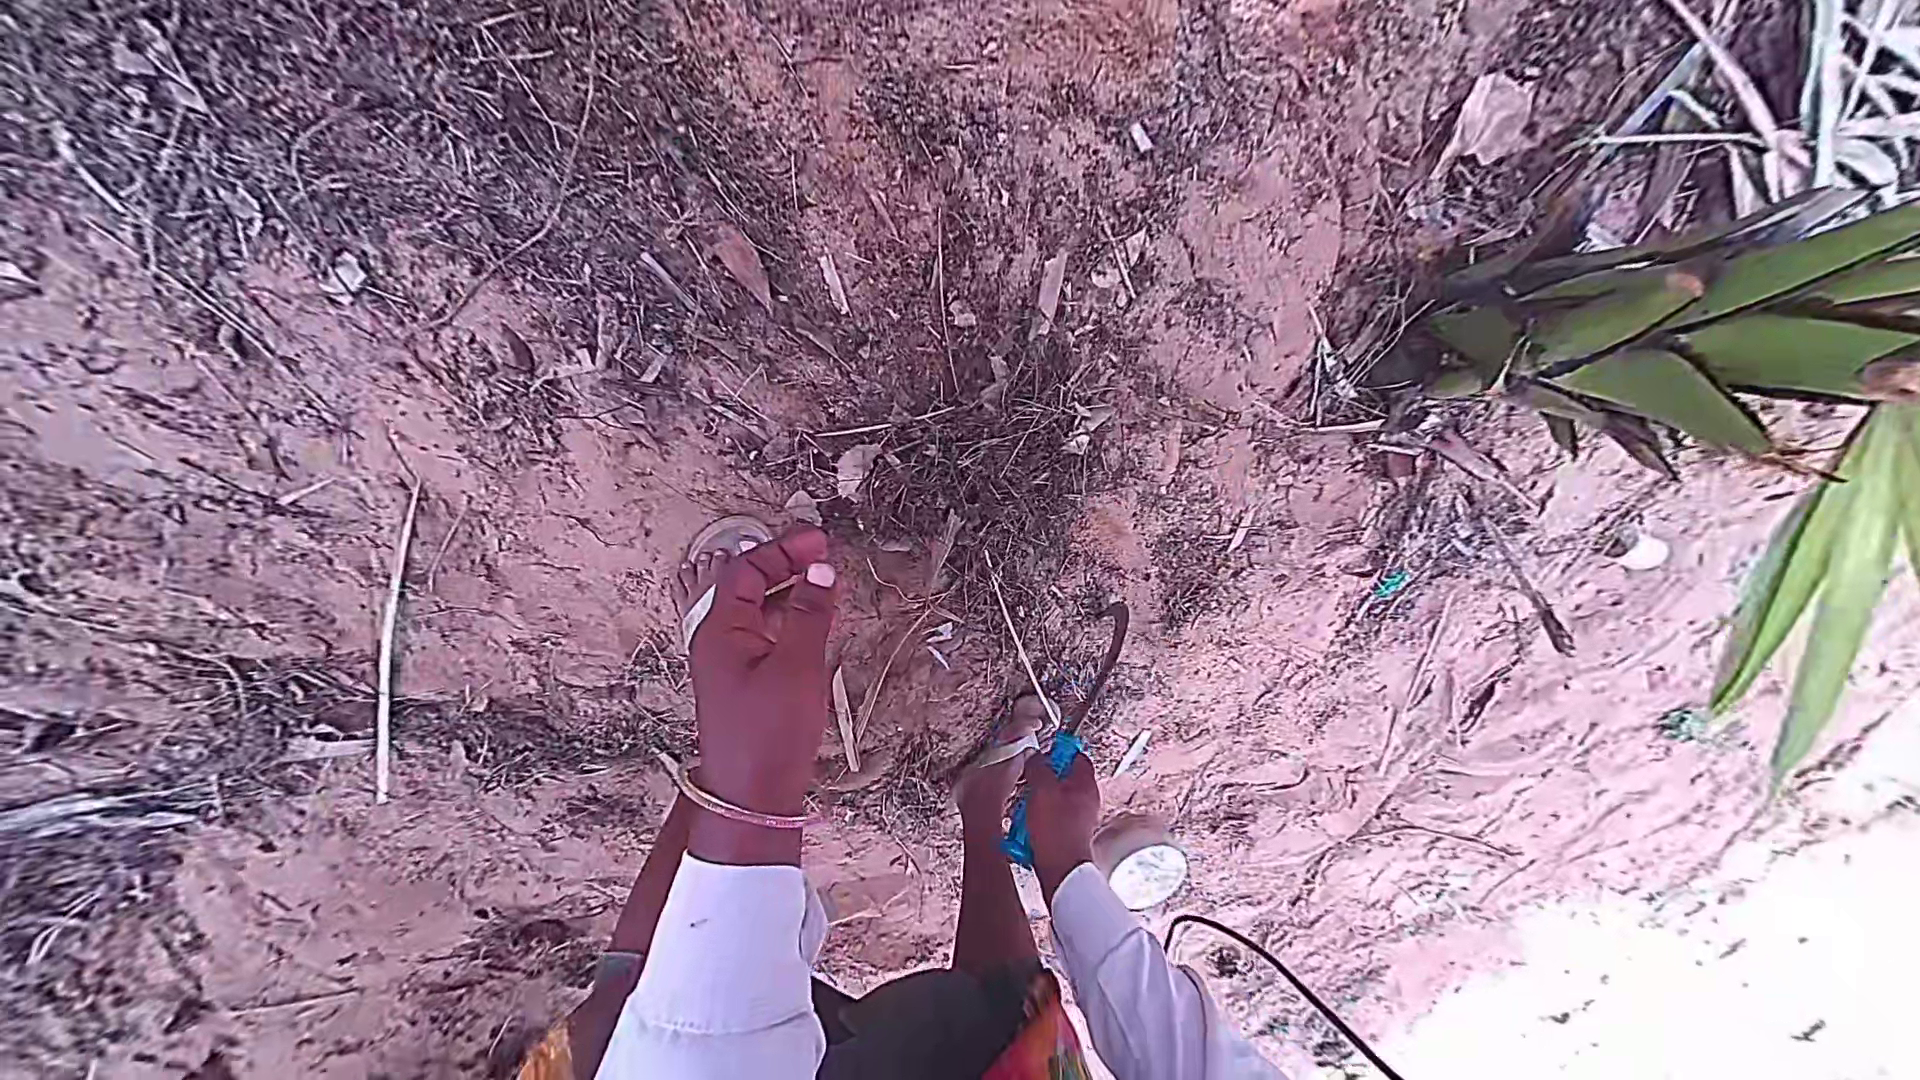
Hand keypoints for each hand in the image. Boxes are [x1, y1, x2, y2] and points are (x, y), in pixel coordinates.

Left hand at [687, 526, 838, 862]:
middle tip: (822, 556)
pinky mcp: (747, 681)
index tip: (819, 542)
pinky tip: (815, 623)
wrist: (753, 798)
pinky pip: (766, 634)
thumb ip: (811, 614)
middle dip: (786, 566)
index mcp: (720, 631)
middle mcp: (720, 642)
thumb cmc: (769, 734)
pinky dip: (791, 620)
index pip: (746, 570)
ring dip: (791, 592)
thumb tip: (823, 571)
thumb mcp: (797, 665)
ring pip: (759, 611)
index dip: (783, 550)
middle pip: (749, 586)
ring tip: (826, 585)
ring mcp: (731, 662)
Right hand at [1023, 748, 1100, 901]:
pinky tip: (1025, 826)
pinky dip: (1037, 819)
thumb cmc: (1057, 833)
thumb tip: (1034, 756)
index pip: (1076, 755)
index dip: (1059, 750)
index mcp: (1085, 784)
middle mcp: (1085, 800)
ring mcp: (1077, 818)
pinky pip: (1049, 818)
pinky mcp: (1067, 834)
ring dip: (1036, 800)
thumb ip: (1038, 767)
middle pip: (1063, 778)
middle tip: (1029, 781)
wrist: (1060, 871)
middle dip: (1042, 779)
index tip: (1044, 751)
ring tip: (1024, 807)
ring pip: (1054, 799)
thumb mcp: (1041, 790)